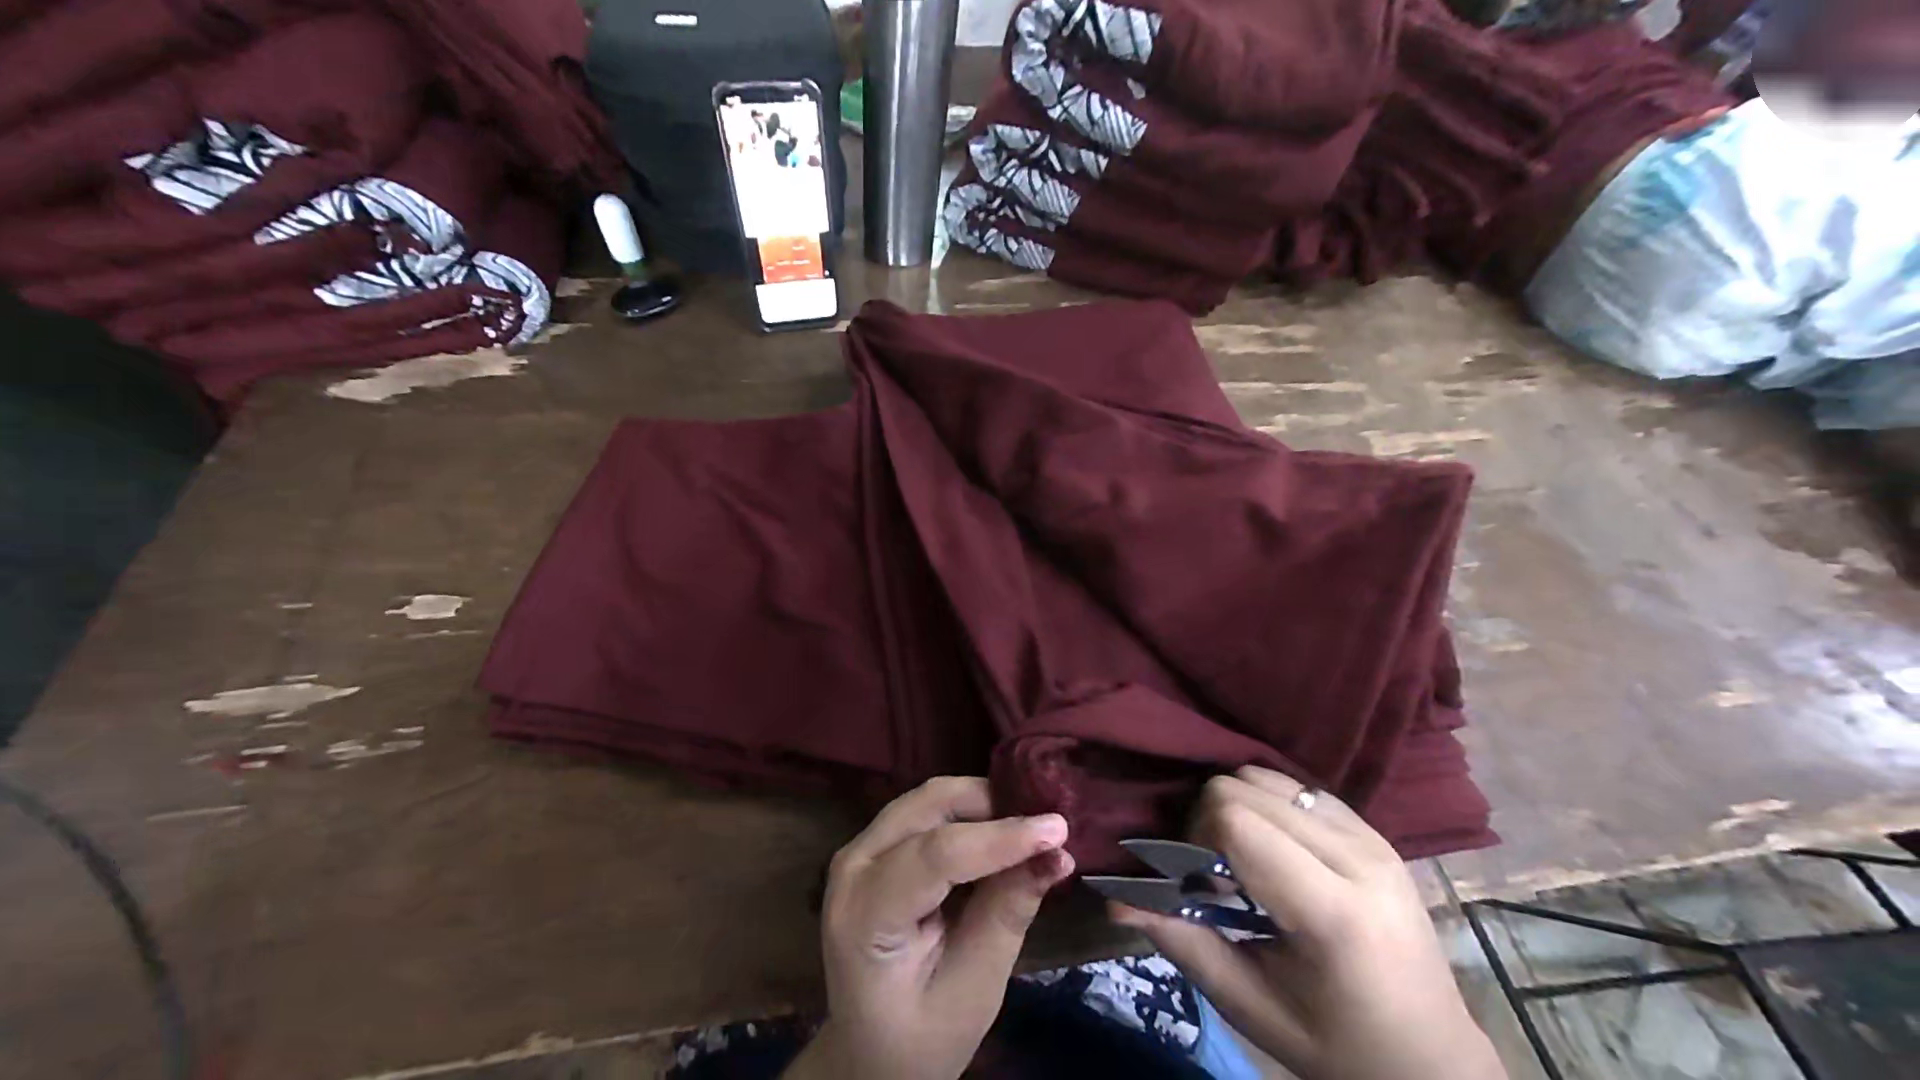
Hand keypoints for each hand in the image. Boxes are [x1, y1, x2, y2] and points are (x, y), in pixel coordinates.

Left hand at [785, 777, 1074, 1079]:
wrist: (868, 1052)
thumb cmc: (919, 1037)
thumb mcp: (972, 989)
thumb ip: (1007, 914)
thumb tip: (1056, 855)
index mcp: (865, 914)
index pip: (937, 853)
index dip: (1001, 836)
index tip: (1059, 829)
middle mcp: (853, 865)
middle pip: (929, 805)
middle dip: (993, 805)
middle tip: (1047, 826)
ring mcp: (859, 850)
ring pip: (929, 798)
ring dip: (982, 804)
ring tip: (1030, 829)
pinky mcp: (874, 847)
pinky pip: (925, 811)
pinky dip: (967, 813)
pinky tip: (1000, 833)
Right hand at [1109, 766, 1504, 1079]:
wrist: (1430, 1060)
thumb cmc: (1334, 1046)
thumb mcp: (1249, 1004)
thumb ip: (1180, 940)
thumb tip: (1112, 896)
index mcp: (1333, 911)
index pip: (1236, 821)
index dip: (1194, 837)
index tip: (1196, 881)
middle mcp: (1358, 857)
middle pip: (1244, 787)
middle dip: (1208, 819)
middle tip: (1213, 873)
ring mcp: (1371, 836)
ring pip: (1266, 776)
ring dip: (1237, 807)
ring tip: (1244, 860)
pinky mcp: (1374, 829)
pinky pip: (1295, 785)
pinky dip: (1267, 804)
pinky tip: (1273, 850)